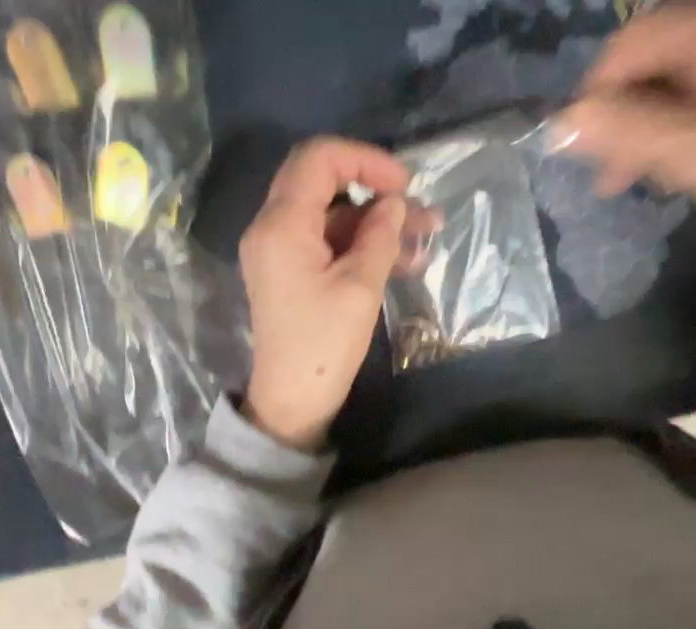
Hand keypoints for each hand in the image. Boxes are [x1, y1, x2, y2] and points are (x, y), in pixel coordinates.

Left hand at [239, 138, 413, 450]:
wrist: (292, 401)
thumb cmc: (324, 345)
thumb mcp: (360, 287)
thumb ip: (379, 235)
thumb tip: (393, 203)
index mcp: (282, 224)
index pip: (319, 159)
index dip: (365, 160)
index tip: (404, 184)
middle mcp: (271, 228)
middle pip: (324, 184)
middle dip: (376, 192)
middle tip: (420, 213)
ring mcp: (278, 252)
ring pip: (330, 216)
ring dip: (375, 223)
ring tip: (424, 241)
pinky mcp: (288, 274)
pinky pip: (325, 243)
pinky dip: (360, 245)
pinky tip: (401, 261)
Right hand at [552, 1, 695, 314]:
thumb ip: (633, 135)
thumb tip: (561, 123)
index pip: (640, 37)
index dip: (600, 87)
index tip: (578, 147)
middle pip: (662, 60)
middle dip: (622, 114)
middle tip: (604, 178)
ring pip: (685, 88)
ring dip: (649, 133)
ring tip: (635, 185)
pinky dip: (685, 139)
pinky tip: (681, 176)